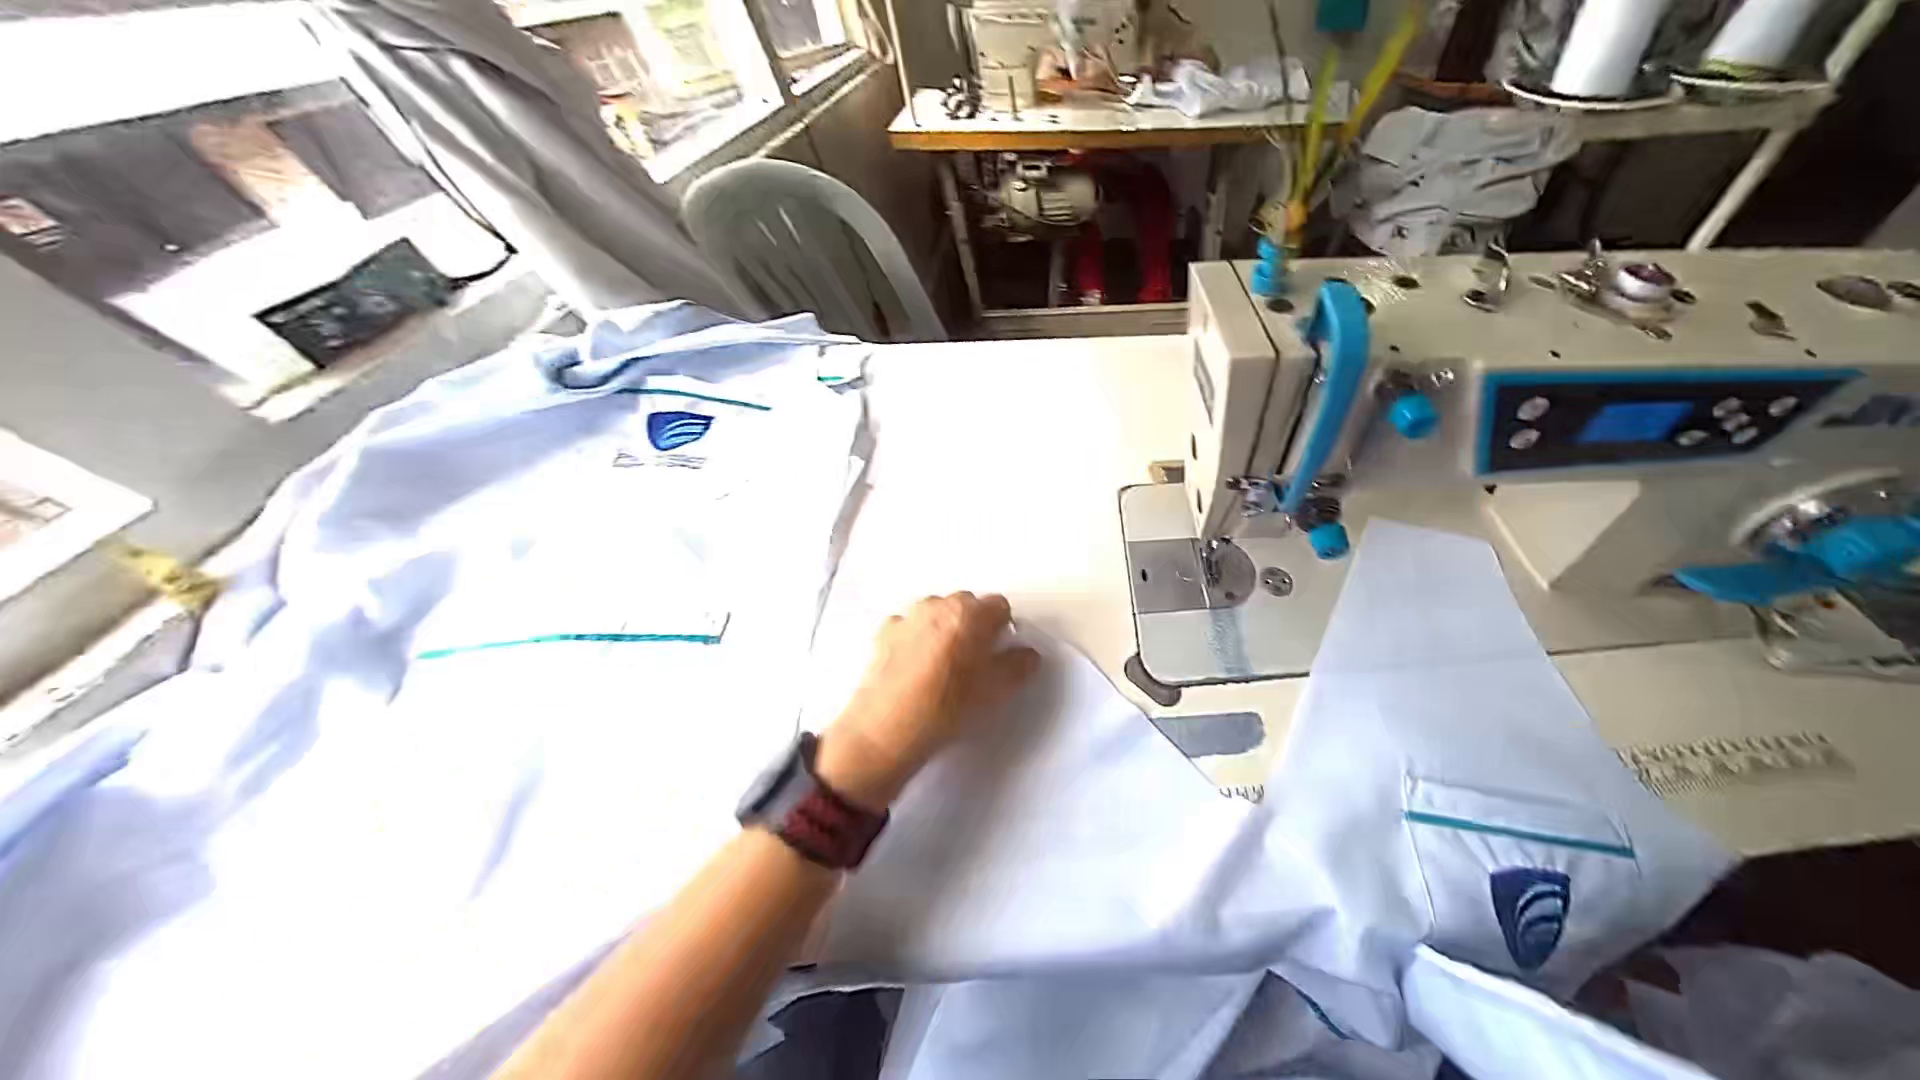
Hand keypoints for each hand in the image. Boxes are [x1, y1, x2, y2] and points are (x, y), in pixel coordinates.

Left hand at [816, 593, 1040, 810]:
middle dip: (975, 625)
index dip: (1004, 628)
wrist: (886, 729)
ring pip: (936, 613)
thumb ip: (1018, 666)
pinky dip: (917, 638)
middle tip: (975, 660)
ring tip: (944, 667)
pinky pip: (910, 627)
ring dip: (945, 630)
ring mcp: (907, 617)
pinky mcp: (884, 633)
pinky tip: (918, 669)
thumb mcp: (995, 692)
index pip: (999, 605)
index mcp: (969, 613)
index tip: (1001, 651)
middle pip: (966, 604)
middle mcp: (937, 606)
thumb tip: (1026, 655)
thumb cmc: (944, 708)